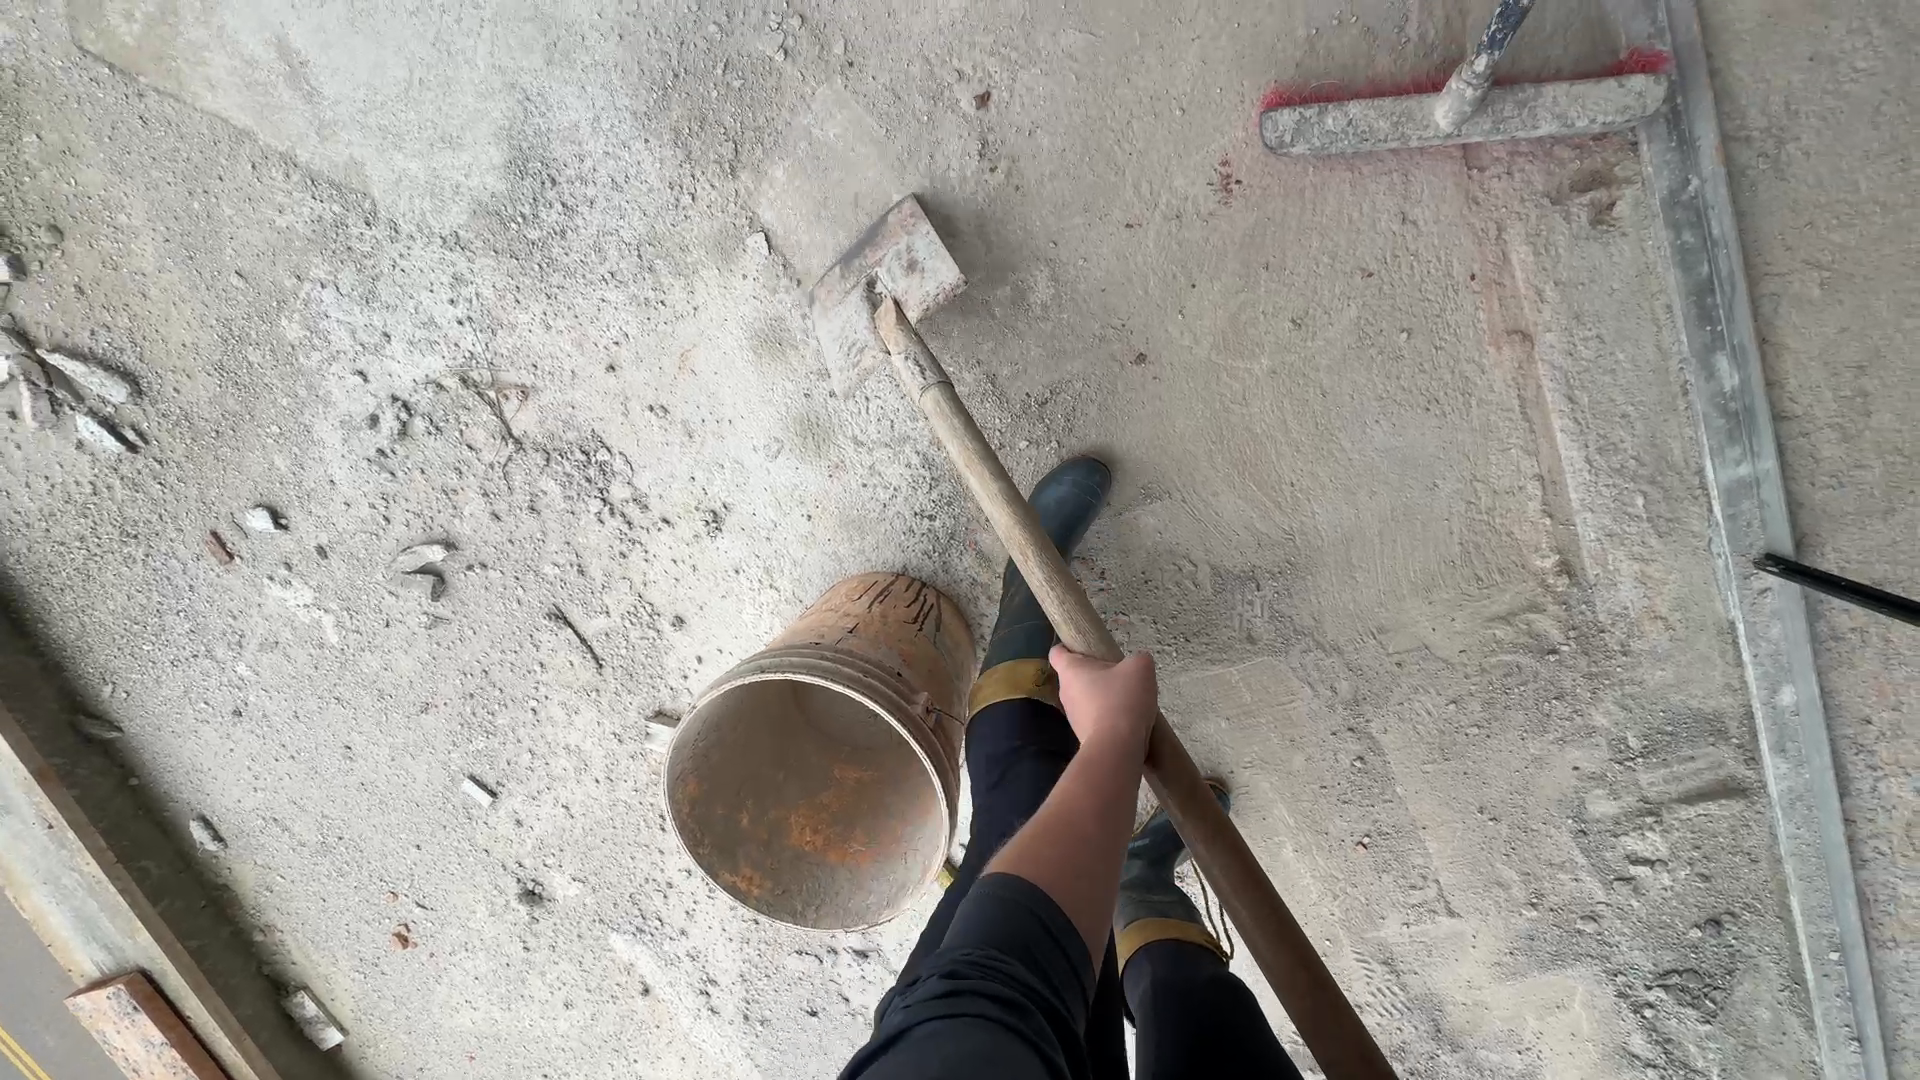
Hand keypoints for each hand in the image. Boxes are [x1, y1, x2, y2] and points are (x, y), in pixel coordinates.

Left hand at [1049, 644, 1157, 757]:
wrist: (1118, 748)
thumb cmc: (1122, 700)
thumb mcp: (1140, 668)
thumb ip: (1138, 659)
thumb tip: (1135, 666)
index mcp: (1070, 670)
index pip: (1057, 652)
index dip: (1070, 647)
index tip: (1088, 649)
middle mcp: (1065, 692)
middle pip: (1077, 676)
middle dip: (1096, 675)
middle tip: (1120, 676)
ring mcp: (1072, 716)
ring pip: (1087, 699)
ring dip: (1104, 698)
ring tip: (1128, 701)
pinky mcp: (1083, 736)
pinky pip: (1095, 720)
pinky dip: (1109, 719)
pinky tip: (1127, 721)